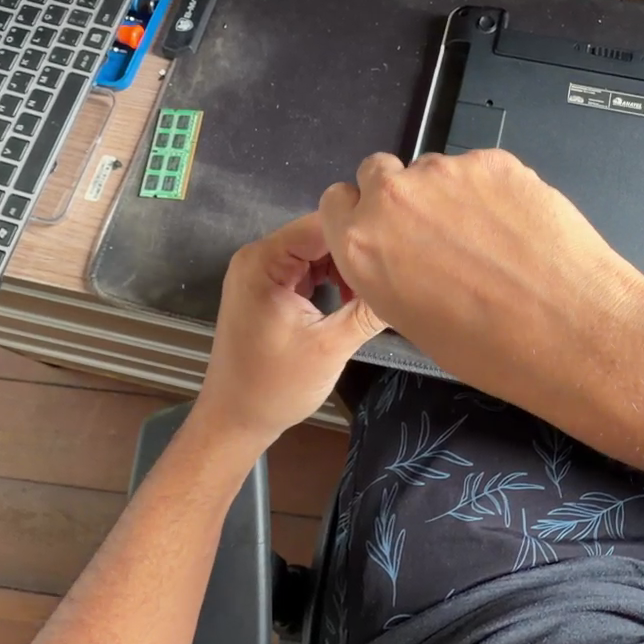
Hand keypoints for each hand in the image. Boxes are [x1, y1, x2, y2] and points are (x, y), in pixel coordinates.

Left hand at [193, 212, 386, 446]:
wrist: (235, 420)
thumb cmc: (276, 386)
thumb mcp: (331, 347)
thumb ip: (368, 310)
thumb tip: (408, 282)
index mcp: (264, 261)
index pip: (322, 223)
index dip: (361, 231)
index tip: (396, 247)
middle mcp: (257, 255)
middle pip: (319, 233)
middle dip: (354, 250)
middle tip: (390, 271)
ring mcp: (260, 270)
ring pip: (315, 249)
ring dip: (345, 266)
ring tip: (372, 289)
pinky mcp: (266, 286)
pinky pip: (305, 266)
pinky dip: (330, 276)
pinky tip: (351, 296)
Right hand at [317, 150, 643, 399]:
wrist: (572, 331)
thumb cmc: (495, 347)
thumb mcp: (412, 322)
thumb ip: (387, 271)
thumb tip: (398, 253)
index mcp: (361, 246)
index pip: (336, 202)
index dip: (358, 213)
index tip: (377, 224)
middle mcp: (393, 201)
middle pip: (377, 172)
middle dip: (397, 194)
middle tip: (432, 228)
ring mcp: (445, 174)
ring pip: (432, 170)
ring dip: (448, 194)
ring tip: (487, 237)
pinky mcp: (492, 160)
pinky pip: (478, 167)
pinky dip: (490, 190)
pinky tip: (515, 226)